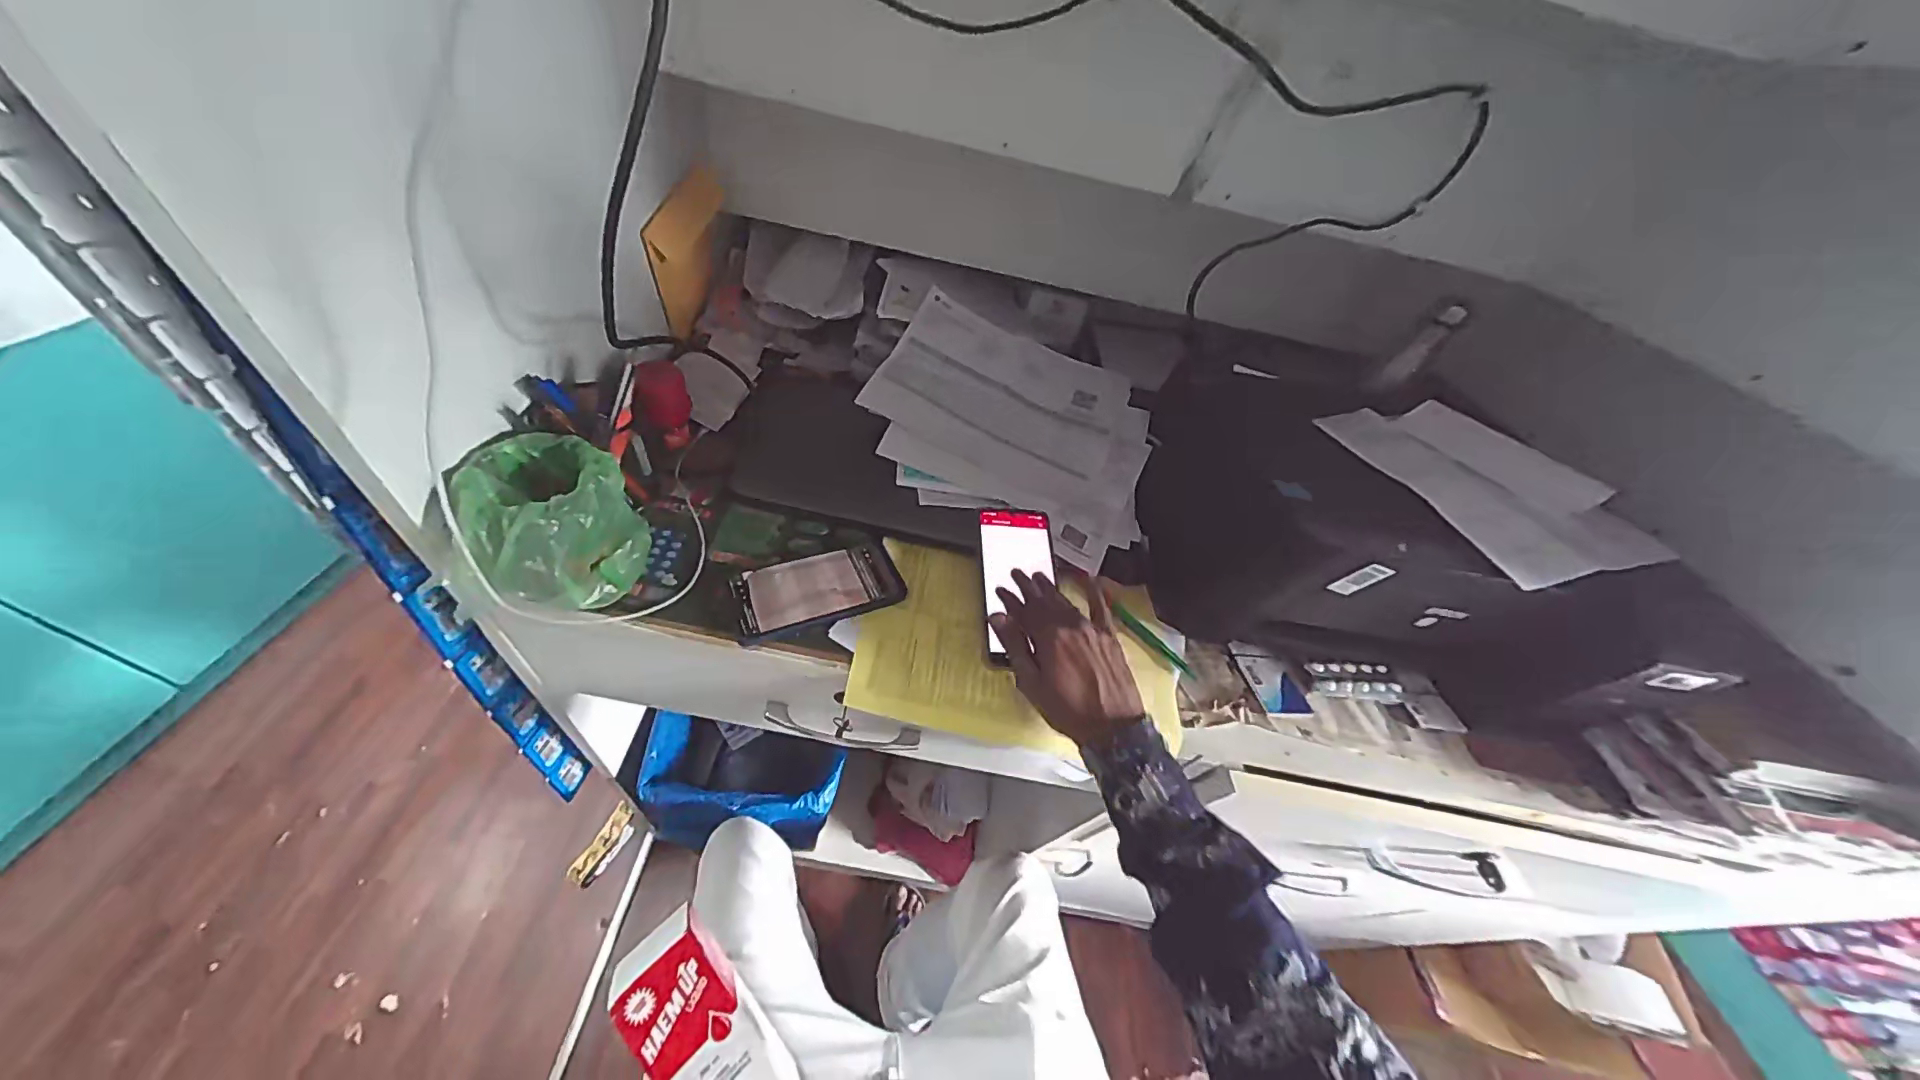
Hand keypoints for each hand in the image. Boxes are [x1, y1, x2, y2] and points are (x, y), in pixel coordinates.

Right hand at [989, 569, 1145, 749]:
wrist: (1113, 727)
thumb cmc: (1070, 711)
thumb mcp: (1032, 683)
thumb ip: (1015, 647)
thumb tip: (999, 620)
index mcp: (1048, 638)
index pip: (1023, 611)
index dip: (1009, 600)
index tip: (1000, 591)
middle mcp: (1070, 627)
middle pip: (1044, 601)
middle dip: (1028, 587)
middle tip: (1017, 574)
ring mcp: (1091, 629)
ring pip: (1066, 601)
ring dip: (1050, 588)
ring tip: (1039, 577)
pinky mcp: (1108, 636)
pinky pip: (1100, 607)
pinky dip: (1093, 592)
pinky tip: (1089, 580)